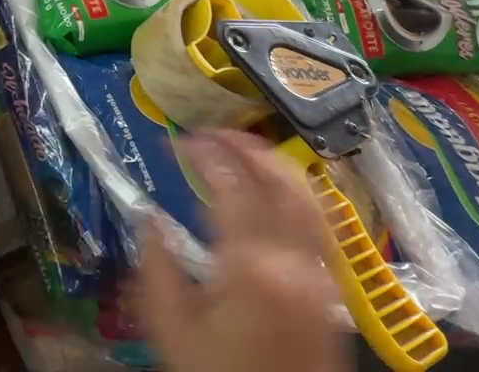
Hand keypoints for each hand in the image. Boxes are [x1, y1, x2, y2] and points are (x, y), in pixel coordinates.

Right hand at [135, 131, 348, 371]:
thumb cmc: (214, 370)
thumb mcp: (169, 323)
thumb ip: (156, 263)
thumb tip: (147, 216)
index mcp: (250, 265)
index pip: (230, 185)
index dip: (204, 153)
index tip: (177, 140)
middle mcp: (293, 261)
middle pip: (282, 182)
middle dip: (248, 146)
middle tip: (214, 131)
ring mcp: (320, 274)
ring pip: (311, 199)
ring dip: (278, 165)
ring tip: (246, 149)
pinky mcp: (330, 289)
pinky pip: (322, 225)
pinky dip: (301, 195)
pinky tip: (279, 190)